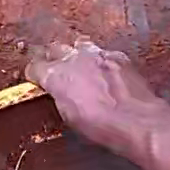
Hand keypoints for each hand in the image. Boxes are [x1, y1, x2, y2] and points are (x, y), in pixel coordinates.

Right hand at [26, 38, 165, 155]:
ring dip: (75, 53)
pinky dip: (99, 60)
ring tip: (78, 63)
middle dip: (52, 57)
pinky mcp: (116, 55)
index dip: (34, 73)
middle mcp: (73, 58)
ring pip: (78, 44)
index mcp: (56, 75)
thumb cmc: (101, 124)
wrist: (135, 119)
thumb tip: (58, 91)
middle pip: (54, 49)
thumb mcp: (69, 116)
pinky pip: (102, 53)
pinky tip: (103, 70)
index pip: (35, 66)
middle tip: (53, 67)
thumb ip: (59, 96)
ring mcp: (96, 54)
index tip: (35, 78)